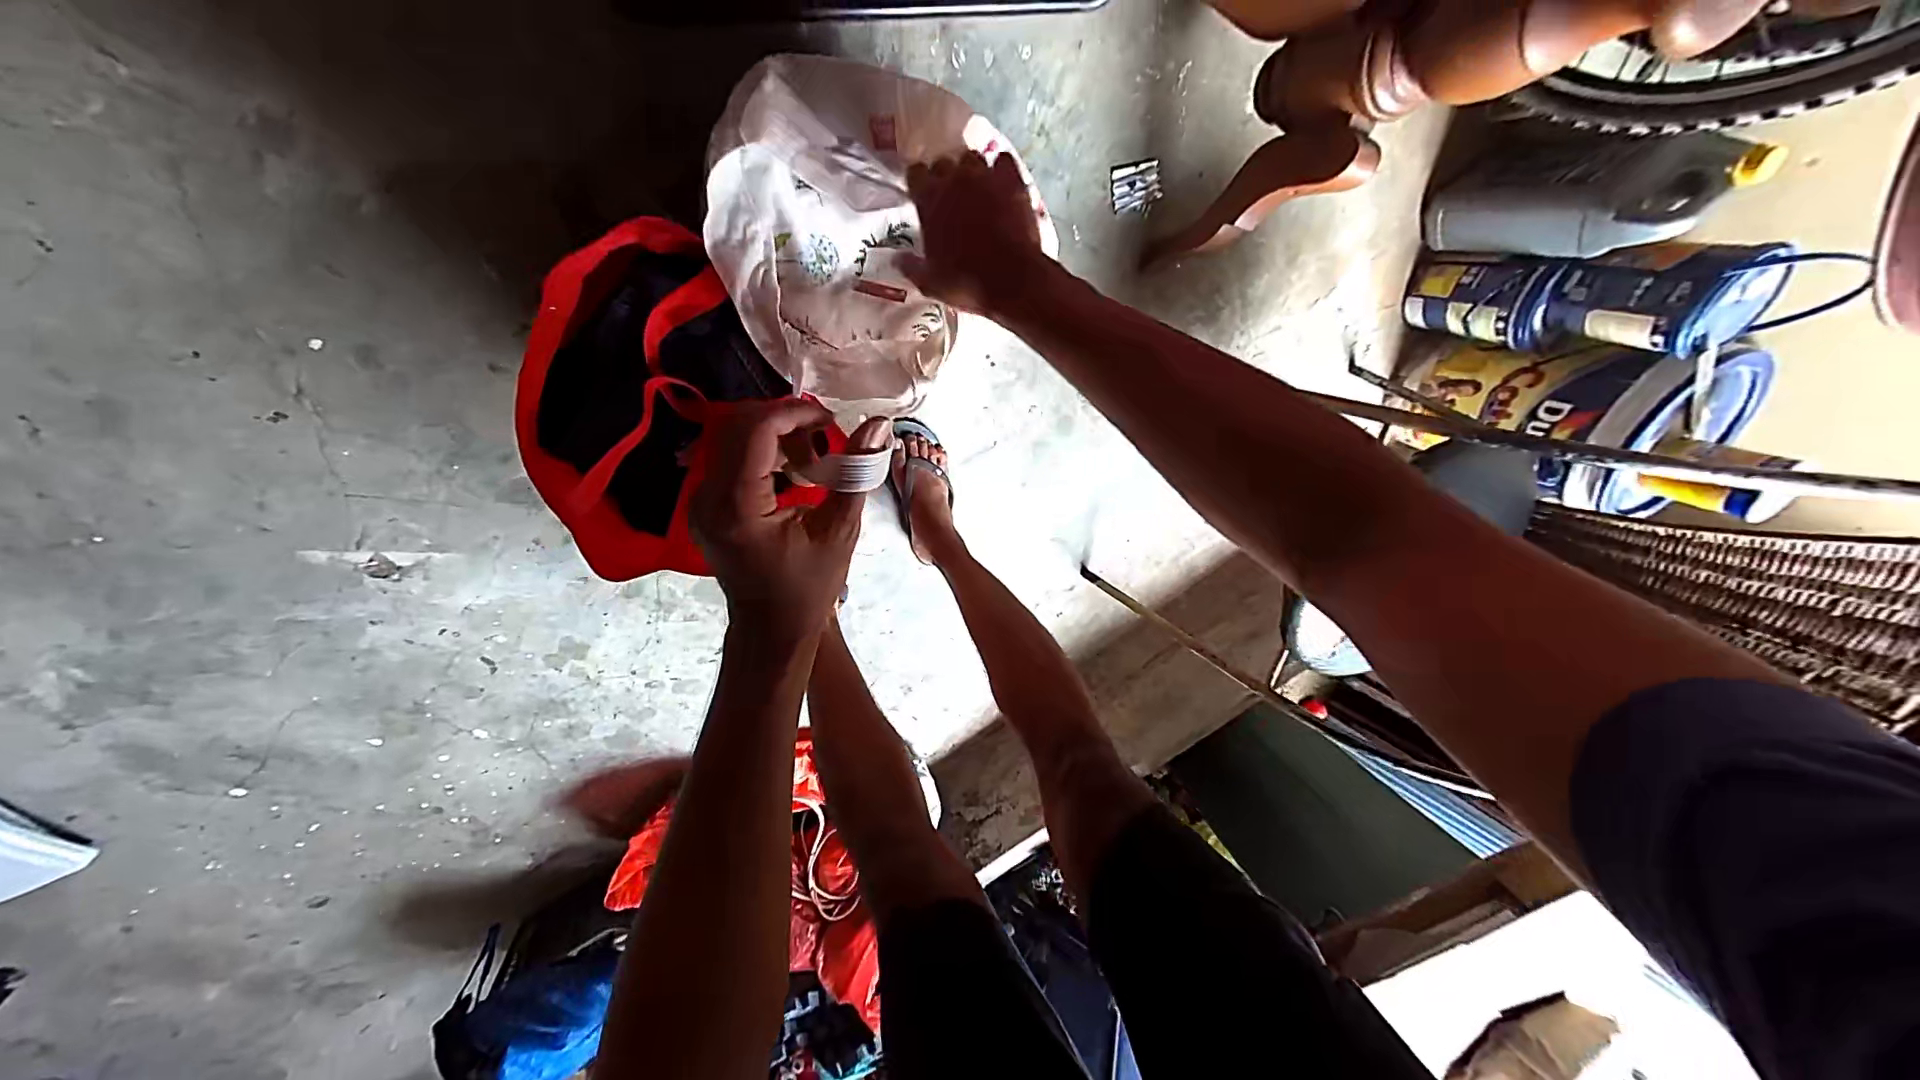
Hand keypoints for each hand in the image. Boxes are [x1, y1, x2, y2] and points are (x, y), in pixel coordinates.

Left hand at [691, 399, 889, 641]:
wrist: (771, 628)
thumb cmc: (809, 588)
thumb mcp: (839, 530)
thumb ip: (857, 472)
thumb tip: (879, 425)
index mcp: (738, 506)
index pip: (757, 430)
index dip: (795, 412)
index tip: (830, 420)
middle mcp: (709, 498)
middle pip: (740, 425)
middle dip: (786, 421)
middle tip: (824, 439)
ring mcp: (701, 501)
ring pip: (733, 437)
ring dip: (777, 436)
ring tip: (814, 462)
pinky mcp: (706, 505)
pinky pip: (731, 458)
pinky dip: (765, 454)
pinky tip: (794, 474)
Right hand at [904, 152, 1050, 316]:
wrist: (1012, 280)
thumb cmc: (966, 283)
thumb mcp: (930, 282)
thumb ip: (911, 266)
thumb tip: (896, 260)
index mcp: (929, 199)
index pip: (915, 173)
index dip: (918, 184)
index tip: (921, 196)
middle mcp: (955, 179)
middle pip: (943, 163)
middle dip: (944, 177)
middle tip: (949, 198)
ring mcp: (986, 176)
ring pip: (972, 158)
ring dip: (970, 171)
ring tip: (974, 189)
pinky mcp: (1013, 182)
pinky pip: (1004, 161)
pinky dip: (1001, 168)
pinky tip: (1001, 182)